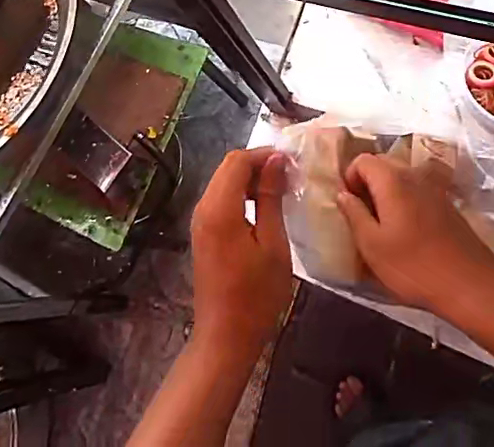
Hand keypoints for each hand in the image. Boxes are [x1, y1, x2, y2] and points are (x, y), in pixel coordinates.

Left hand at [190, 147, 292, 355]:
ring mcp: (201, 222)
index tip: (293, 163)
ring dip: (252, 178)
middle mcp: (203, 209)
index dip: (265, 155)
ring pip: (225, 181)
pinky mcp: (204, 233)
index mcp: (219, 209)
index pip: (238, 161)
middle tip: (291, 175)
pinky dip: (243, 193)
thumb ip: (272, 197)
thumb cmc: (256, 294)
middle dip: (259, 164)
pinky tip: (266, 206)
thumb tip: (277, 160)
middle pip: (229, 167)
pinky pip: (222, 198)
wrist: (226, 338)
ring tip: (282, 188)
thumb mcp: (273, 242)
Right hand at [336, 153, 493, 313]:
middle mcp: (413, 174)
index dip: (349, 177)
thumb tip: (342, 194)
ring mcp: (433, 185)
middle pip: (382, 163)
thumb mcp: (372, 246)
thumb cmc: (412, 265)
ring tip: (381, 223)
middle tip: (361, 214)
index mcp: (392, 180)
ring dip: (386, 190)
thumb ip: (354, 214)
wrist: (466, 280)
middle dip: (366, 182)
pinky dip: (404, 198)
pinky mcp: (445, 200)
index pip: (363, 159)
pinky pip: (416, 187)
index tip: (348, 205)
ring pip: (401, 175)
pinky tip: (405, 228)